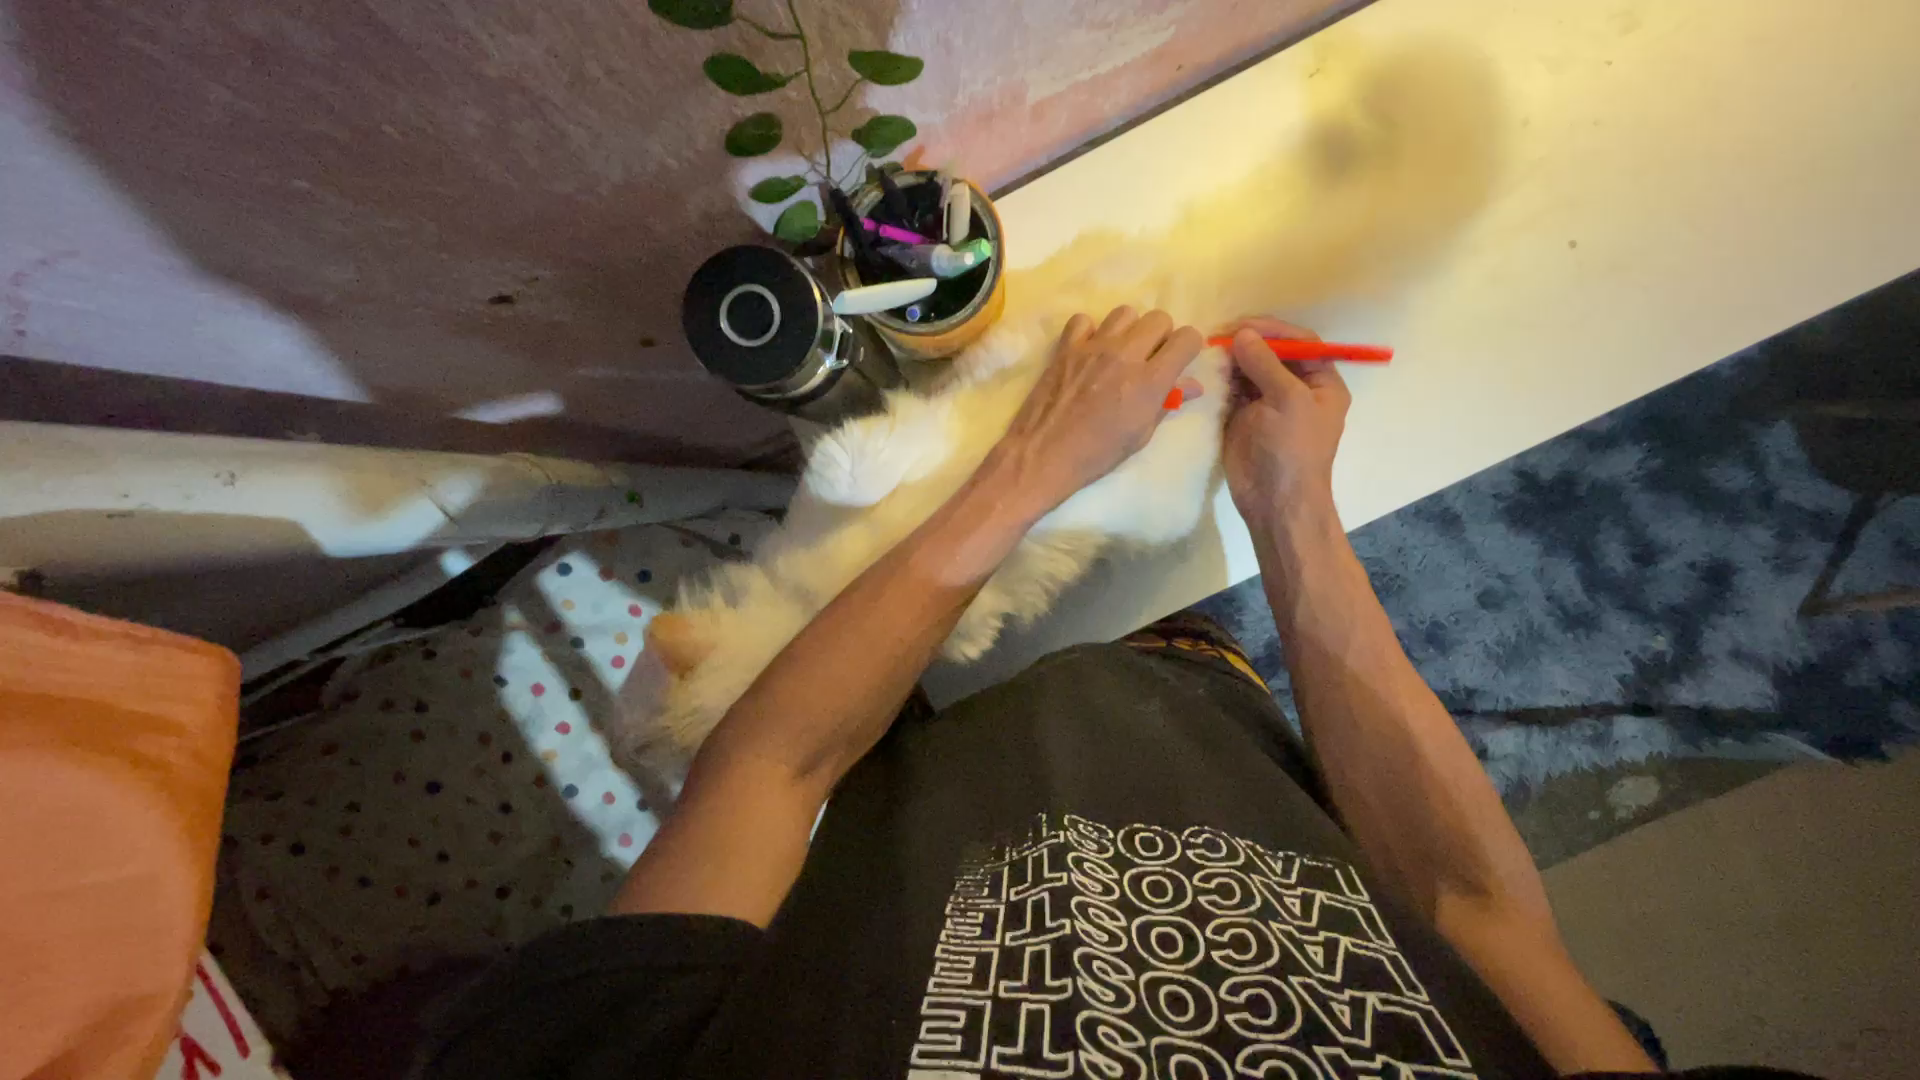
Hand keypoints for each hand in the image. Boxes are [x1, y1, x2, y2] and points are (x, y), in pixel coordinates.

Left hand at [990, 306, 1203, 510]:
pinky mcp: (1065, 348)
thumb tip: (1193, 386)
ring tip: (1119, 352)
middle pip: (1158, 318)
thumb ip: (1166, 403)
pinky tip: (1088, 351)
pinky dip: (1089, 331)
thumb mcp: (1140, 435)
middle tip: (1149, 358)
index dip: (1188, 347)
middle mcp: (1125, 355)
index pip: (1186, 339)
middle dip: (1161, 336)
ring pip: (1125, 313)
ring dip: (1128, 329)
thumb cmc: (1096, 455)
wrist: (1043, 456)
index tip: (1179, 360)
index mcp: (1149, 381)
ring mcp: (1092, 347)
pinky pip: (1083, 320)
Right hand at [1222, 317, 1350, 529]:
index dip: (1273, 330)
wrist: (1274, 500)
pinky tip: (1207, 372)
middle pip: (1272, 354)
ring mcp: (1267, 405)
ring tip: (1209, 351)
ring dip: (1231, 361)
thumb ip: (1266, 363)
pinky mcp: (1242, 419)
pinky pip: (1231, 392)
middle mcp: (1295, 390)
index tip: (1243, 325)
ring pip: (1249, 371)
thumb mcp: (1287, 400)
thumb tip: (1241, 334)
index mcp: (1320, 384)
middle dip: (1248, 344)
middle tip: (1218, 336)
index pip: (1300, 343)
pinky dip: (1220, 381)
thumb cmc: (1292, 449)